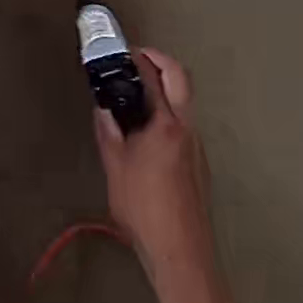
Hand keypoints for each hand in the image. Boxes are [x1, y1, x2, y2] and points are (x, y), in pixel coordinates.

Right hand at [95, 48, 240, 302]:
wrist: (180, 251)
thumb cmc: (145, 210)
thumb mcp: (115, 166)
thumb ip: (108, 130)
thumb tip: (103, 109)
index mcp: (166, 124)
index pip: (154, 76)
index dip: (138, 57)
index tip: (124, 51)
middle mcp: (186, 128)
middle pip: (180, 76)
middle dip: (159, 58)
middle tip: (139, 56)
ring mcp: (196, 144)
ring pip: (185, 100)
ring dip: (166, 85)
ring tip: (140, 90)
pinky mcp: (198, 161)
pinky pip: (185, 122)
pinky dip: (169, 111)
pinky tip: (149, 129)